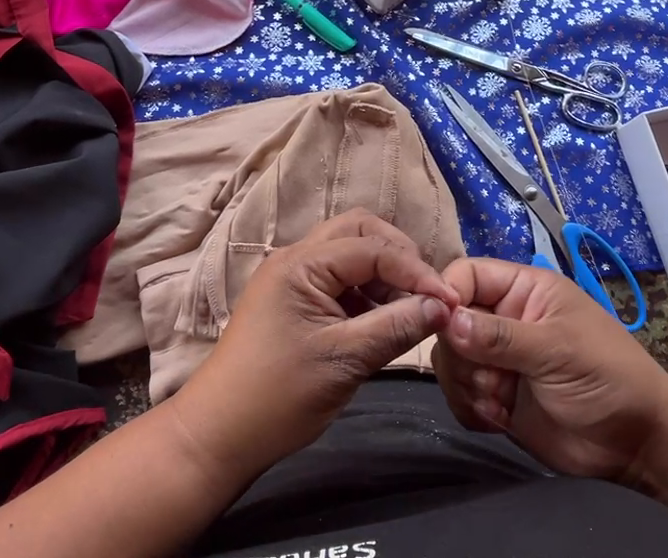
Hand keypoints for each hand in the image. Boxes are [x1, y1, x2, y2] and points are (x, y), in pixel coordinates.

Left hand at [167, 210, 460, 474]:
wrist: (217, 435)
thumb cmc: (277, 397)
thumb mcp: (344, 361)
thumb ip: (396, 327)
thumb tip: (443, 307)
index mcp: (302, 264)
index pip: (372, 247)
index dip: (415, 270)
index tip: (449, 302)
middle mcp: (296, 259)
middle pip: (359, 231)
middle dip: (399, 256)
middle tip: (427, 294)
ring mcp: (294, 279)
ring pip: (351, 253)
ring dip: (385, 275)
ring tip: (411, 312)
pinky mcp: (296, 301)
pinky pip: (341, 280)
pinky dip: (369, 293)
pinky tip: (386, 321)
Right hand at [433, 257, 667, 489]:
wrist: (636, 445)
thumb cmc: (607, 378)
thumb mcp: (557, 349)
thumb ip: (501, 336)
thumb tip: (447, 319)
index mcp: (523, 290)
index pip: (467, 275)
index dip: (446, 294)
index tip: (440, 322)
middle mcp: (504, 318)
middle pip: (449, 321)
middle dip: (461, 354)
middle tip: (490, 379)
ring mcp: (498, 359)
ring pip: (450, 360)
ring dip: (466, 385)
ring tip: (499, 403)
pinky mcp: (495, 396)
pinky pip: (458, 396)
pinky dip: (470, 409)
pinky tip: (498, 420)